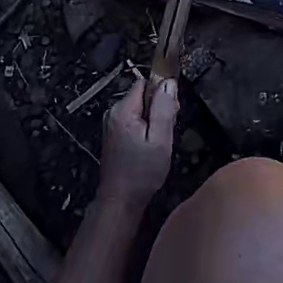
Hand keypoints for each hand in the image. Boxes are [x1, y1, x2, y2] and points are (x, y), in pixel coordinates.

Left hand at [97, 76, 178, 209]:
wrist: (120, 200)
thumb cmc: (142, 172)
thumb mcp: (160, 140)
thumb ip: (164, 109)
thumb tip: (169, 82)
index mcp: (123, 110)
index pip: (144, 83)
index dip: (161, 92)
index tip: (171, 111)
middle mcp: (113, 112)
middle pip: (142, 96)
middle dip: (158, 108)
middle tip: (166, 132)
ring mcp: (111, 123)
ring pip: (139, 109)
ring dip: (152, 120)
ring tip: (158, 142)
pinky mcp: (113, 134)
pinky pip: (133, 121)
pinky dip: (144, 129)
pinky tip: (149, 147)